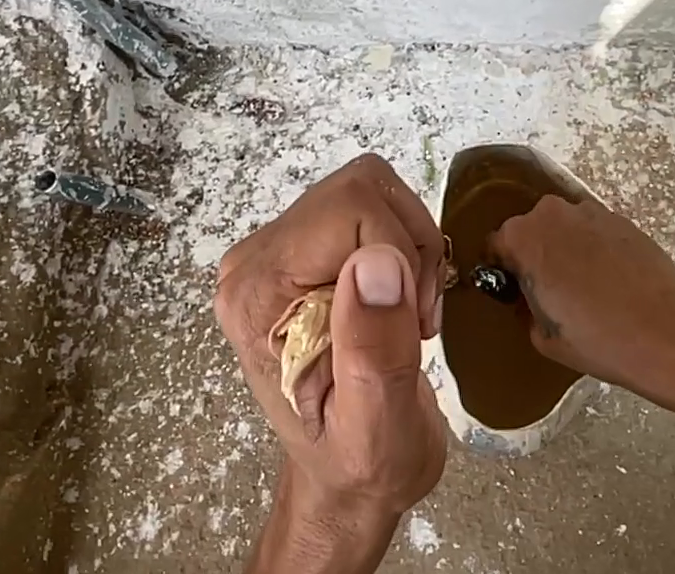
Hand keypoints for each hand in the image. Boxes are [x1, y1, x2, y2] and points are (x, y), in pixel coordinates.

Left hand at [214, 154, 447, 525]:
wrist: (346, 486)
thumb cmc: (361, 468)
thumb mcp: (377, 429)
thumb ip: (373, 350)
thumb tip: (378, 261)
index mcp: (257, 295)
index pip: (349, 208)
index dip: (400, 252)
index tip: (415, 321)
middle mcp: (256, 260)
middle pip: (358, 188)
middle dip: (409, 245)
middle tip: (418, 316)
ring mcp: (279, 250)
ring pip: (371, 189)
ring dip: (412, 246)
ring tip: (411, 315)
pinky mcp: (307, 249)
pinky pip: (374, 206)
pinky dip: (406, 244)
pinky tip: (403, 301)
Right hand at [487, 195, 674, 404]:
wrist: (664, 332)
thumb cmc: (595, 337)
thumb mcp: (542, 335)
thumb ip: (526, 306)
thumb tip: (531, 297)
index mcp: (524, 237)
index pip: (496, 244)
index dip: (502, 268)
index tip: (513, 288)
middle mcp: (553, 214)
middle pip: (531, 229)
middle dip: (535, 252)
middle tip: (548, 288)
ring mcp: (591, 212)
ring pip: (565, 227)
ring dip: (566, 247)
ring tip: (584, 285)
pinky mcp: (623, 219)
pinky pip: (595, 231)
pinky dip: (596, 248)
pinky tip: (610, 280)